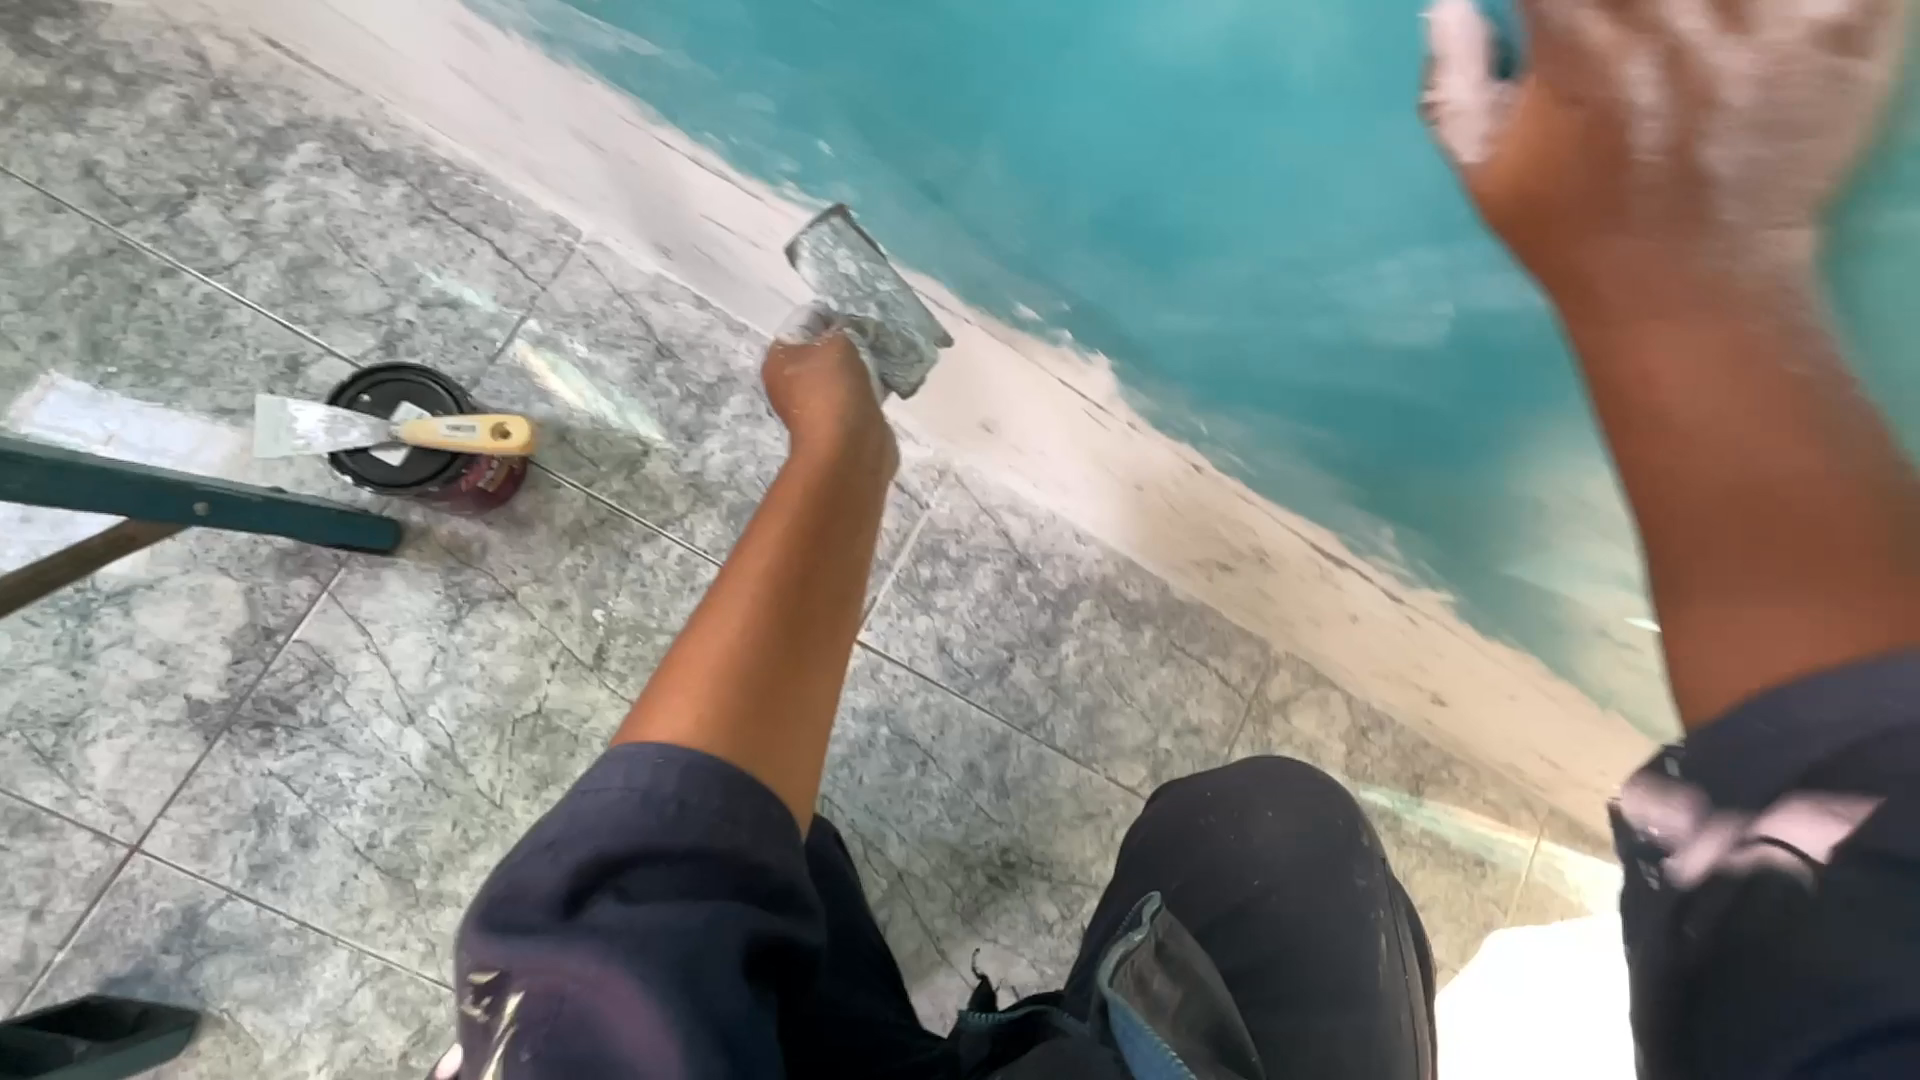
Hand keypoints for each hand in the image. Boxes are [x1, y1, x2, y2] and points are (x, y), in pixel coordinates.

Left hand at [762, 302, 897, 470]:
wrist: (849, 450)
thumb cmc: (833, 390)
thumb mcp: (837, 342)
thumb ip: (842, 328)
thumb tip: (846, 331)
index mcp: (779, 358)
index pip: (804, 321)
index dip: (832, 314)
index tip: (856, 316)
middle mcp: (793, 380)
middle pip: (824, 346)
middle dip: (851, 338)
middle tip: (875, 334)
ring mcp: (818, 403)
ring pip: (844, 370)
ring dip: (865, 362)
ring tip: (887, 353)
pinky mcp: (843, 420)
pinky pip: (859, 392)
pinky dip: (874, 384)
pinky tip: (892, 378)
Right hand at [1420, 0, 1906, 314]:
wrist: (1679, 283)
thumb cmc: (1566, 229)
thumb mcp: (1483, 173)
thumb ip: (1454, 88)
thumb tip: (1448, 8)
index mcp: (1578, 55)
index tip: (1552, 15)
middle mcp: (1676, 22)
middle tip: (1620, 28)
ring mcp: (1771, 19)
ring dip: (1697, 5)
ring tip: (1681, 31)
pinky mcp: (1846, 24)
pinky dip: (1793, 1)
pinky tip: (1748, 26)